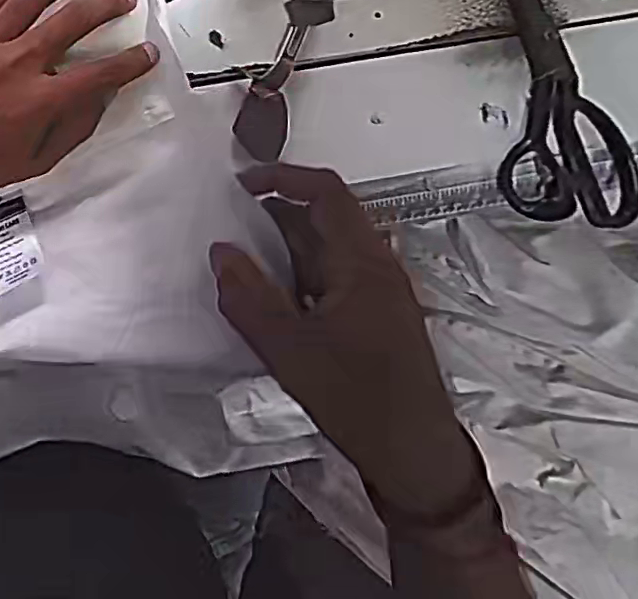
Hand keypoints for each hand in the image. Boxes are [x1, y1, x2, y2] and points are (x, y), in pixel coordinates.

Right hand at [211, 164, 483, 520]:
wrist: (417, 461)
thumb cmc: (364, 404)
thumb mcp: (290, 350)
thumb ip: (249, 298)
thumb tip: (221, 254)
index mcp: (363, 264)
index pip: (326, 192)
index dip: (283, 177)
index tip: (244, 183)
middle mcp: (375, 268)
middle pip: (322, 216)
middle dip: (273, 214)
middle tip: (232, 224)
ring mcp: (376, 290)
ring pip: (323, 245)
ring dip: (282, 244)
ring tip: (244, 260)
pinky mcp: (372, 311)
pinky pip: (328, 271)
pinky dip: (295, 270)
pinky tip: (272, 294)